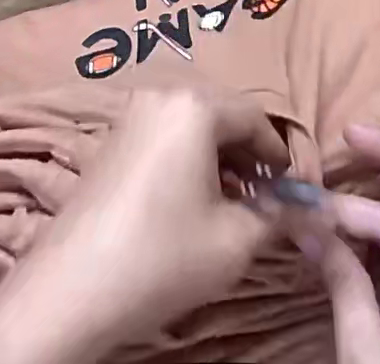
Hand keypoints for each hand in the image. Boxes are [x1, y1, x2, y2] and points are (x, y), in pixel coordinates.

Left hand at [0, 87, 288, 363]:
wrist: (76, 284)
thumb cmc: (164, 254)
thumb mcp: (235, 240)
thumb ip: (276, 214)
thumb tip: (303, 207)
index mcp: (194, 106)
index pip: (255, 116)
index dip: (279, 154)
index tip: (291, 191)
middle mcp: (162, 95)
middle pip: (222, 112)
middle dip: (248, 151)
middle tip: (263, 196)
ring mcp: (132, 112)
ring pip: (192, 121)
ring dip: (219, 153)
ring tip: (231, 200)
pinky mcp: (113, 134)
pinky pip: (165, 131)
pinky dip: (188, 153)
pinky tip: (192, 194)